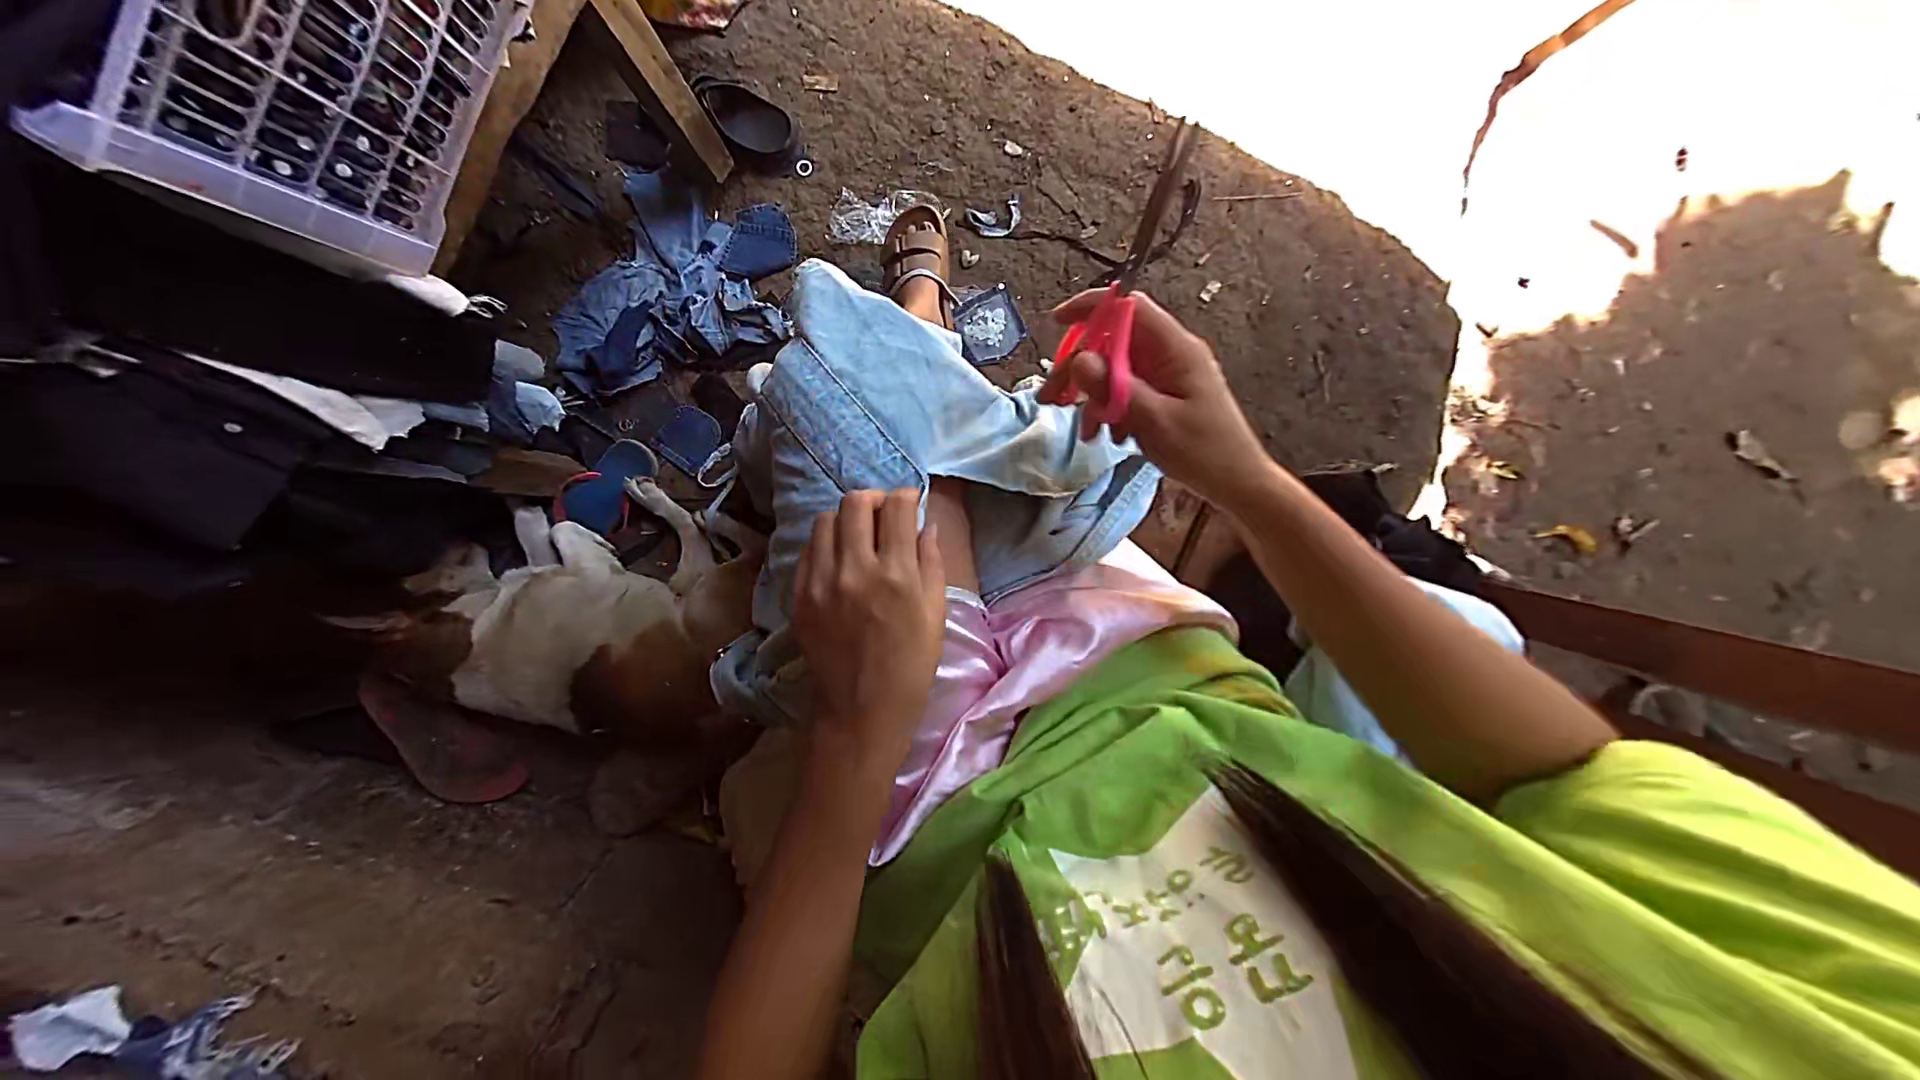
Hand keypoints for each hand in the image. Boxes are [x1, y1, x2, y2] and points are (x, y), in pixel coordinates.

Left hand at [794, 489, 946, 774]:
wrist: (862, 712)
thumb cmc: (910, 667)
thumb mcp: (935, 615)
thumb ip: (931, 564)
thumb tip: (925, 525)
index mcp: (896, 575)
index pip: (896, 507)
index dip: (906, 496)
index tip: (909, 503)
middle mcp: (855, 570)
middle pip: (855, 503)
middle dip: (874, 499)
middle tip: (883, 515)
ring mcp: (820, 583)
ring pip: (825, 520)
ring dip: (846, 519)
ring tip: (859, 536)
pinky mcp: (799, 597)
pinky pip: (807, 550)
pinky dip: (825, 544)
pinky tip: (839, 559)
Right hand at [1041, 291, 1269, 506]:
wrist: (1236, 482)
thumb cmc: (1204, 452)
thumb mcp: (1154, 420)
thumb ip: (1115, 388)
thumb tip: (1079, 359)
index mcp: (1174, 349)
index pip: (1128, 308)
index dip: (1091, 308)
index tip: (1057, 322)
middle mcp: (1168, 355)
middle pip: (1112, 342)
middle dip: (1079, 367)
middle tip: (1052, 397)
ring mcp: (1165, 375)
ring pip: (1114, 369)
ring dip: (1091, 394)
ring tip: (1082, 428)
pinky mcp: (1161, 395)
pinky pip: (1124, 391)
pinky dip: (1108, 409)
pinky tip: (1104, 435)